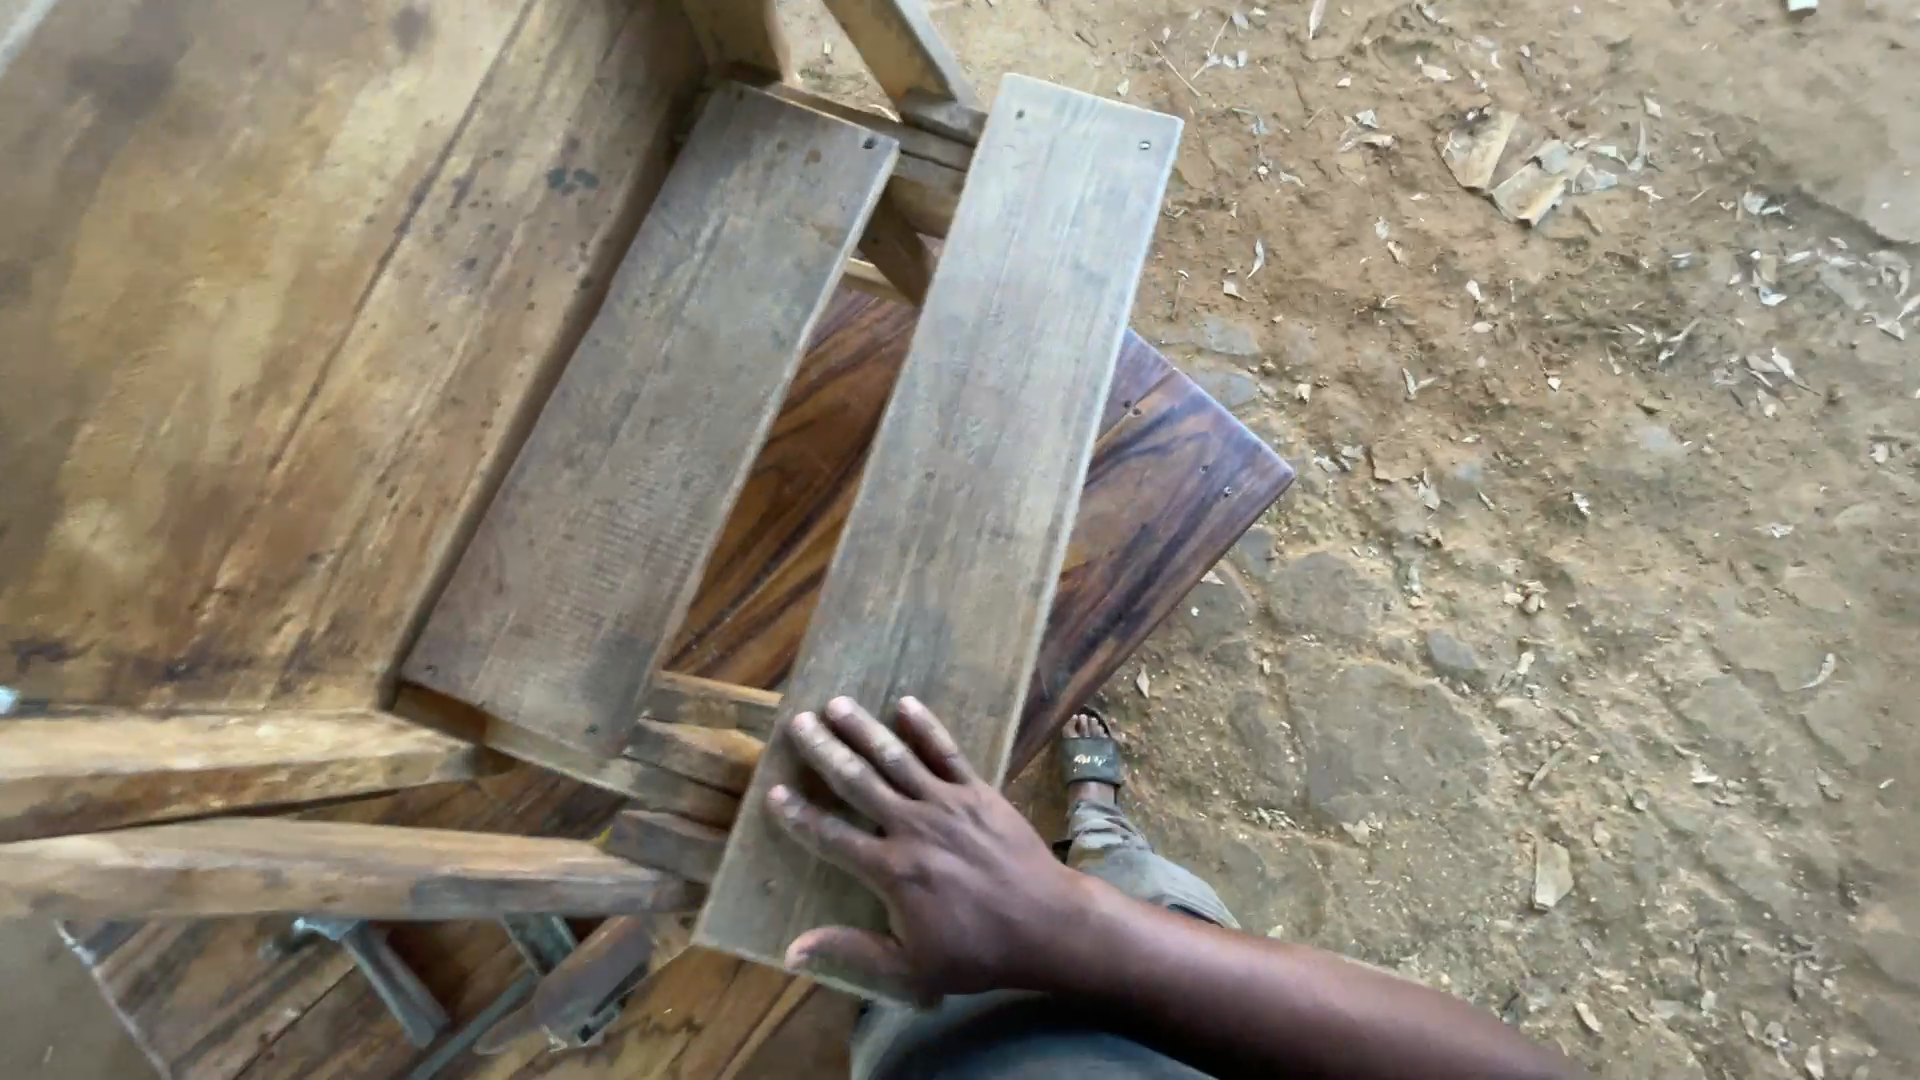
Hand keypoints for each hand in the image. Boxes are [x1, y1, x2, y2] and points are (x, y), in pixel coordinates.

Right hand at [767, 696, 1098, 1002]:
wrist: (1046, 923)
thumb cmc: (977, 951)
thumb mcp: (910, 969)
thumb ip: (851, 952)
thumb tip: (792, 949)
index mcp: (892, 871)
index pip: (832, 837)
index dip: (799, 815)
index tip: (774, 790)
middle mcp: (912, 826)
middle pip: (858, 782)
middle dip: (825, 751)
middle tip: (798, 723)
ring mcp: (946, 803)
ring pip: (896, 758)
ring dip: (864, 730)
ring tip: (837, 703)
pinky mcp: (977, 790)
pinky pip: (946, 752)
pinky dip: (925, 727)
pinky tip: (905, 703)